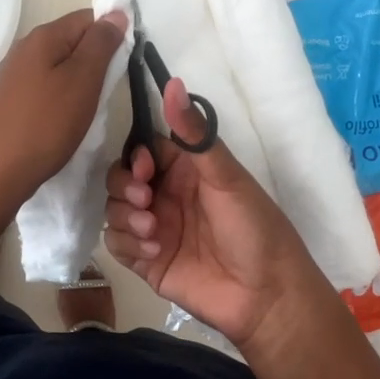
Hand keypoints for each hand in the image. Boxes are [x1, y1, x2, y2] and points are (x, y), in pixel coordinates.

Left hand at [0, 9, 127, 209]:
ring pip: (58, 64)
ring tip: (88, 109)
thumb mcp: (83, 81)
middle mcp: (23, 48)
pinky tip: (63, 120)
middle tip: (108, 91)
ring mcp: (12, 75)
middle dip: (96, 60)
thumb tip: (115, 13)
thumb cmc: (46, 125)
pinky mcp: (7, 100)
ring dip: (79, 80)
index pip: (88, 17)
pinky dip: (60, 97)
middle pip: (72, 40)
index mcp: (42, 37)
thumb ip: (101, 43)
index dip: (111, 34)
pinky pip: (44, 85)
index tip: (124, 64)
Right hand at [103, 78, 323, 348]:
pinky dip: (127, 244)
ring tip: (153, 232)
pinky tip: (154, 252)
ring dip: (125, 217)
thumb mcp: (225, 176)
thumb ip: (194, 133)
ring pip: (113, 209)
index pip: (143, 149)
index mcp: (184, 168)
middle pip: (120, 177)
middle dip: (124, 186)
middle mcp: (165, 194)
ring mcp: (154, 228)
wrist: (266, 296)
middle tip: (145, 201)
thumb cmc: (253, 226)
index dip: (135, 156)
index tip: (144, 169)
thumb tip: (172, 82)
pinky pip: (116, 244)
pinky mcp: (146, 261)